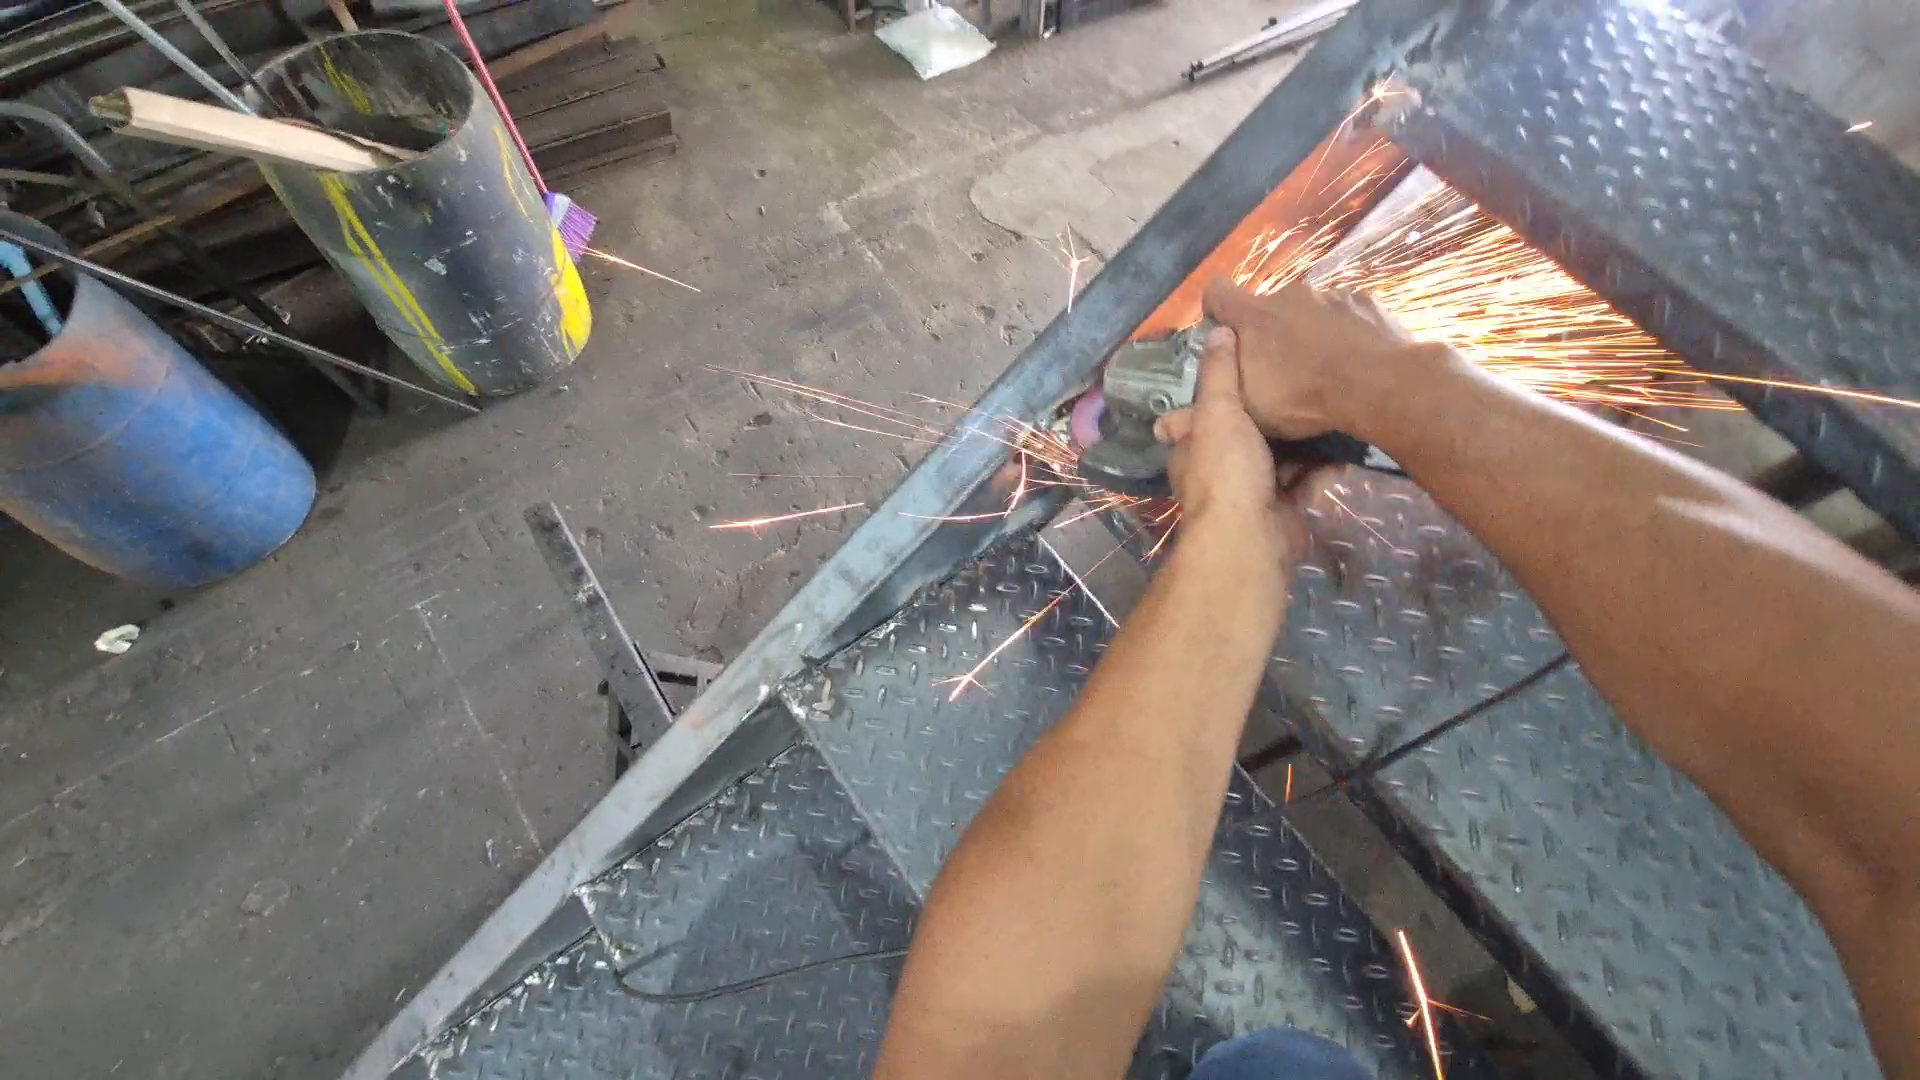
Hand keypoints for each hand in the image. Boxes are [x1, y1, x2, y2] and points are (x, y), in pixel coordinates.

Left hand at [1152, 325, 1321, 559]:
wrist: (1250, 536)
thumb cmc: (1226, 469)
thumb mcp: (1217, 411)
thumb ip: (1219, 373)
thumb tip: (1216, 331)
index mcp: (1193, 449)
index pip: (1203, 416)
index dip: (1223, 394)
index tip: (1254, 369)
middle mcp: (1218, 472)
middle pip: (1247, 437)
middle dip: (1273, 417)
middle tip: (1305, 383)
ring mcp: (1251, 493)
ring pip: (1280, 459)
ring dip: (1303, 442)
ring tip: (1331, 408)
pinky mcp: (1283, 511)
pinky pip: (1305, 483)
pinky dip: (1323, 469)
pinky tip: (1346, 446)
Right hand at [1202, 280, 1428, 439]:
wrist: (1376, 386)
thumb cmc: (1301, 397)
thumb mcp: (1247, 402)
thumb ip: (1228, 374)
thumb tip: (1222, 355)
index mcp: (1253, 316)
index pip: (1217, 292)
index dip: (1214, 307)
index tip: (1221, 329)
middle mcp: (1289, 295)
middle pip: (1268, 308)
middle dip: (1270, 333)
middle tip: (1281, 370)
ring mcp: (1331, 295)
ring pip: (1309, 312)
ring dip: (1308, 334)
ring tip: (1323, 369)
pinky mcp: (1365, 302)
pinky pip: (1344, 316)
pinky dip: (1343, 334)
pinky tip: (1353, 362)